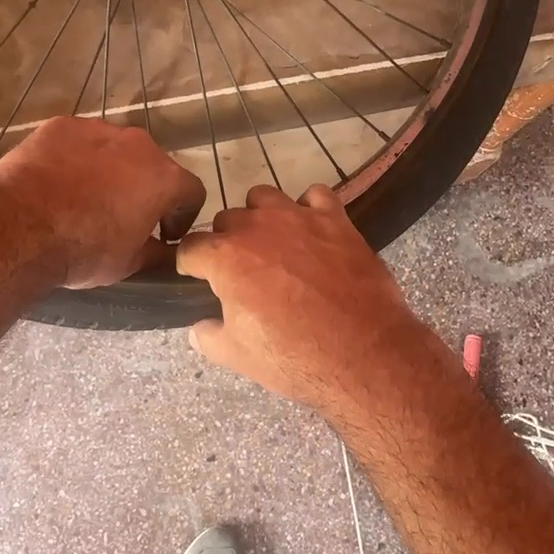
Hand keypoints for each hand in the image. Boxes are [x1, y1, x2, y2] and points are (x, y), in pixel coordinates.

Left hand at [0, 117, 205, 287]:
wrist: (18, 227)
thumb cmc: (82, 250)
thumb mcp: (129, 263)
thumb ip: (157, 252)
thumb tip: (167, 251)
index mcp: (164, 178)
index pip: (192, 192)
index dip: (182, 216)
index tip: (165, 234)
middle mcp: (138, 145)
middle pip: (152, 166)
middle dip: (144, 189)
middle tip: (123, 216)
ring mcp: (98, 129)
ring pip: (114, 150)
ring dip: (110, 170)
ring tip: (84, 198)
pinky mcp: (60, 125)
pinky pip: (78, 142)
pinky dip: (75, 159)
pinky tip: (56, 183)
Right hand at [176, 185, 438, 411]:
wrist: (363, 353)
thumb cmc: (294, 357)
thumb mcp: (237, 356)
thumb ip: (208, 336)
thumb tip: (199, 326)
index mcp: (225, 257)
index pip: (190, 247)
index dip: (190, 264)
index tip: (197, 276)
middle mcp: (257, 226)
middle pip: (226, 219)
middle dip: (226, 241)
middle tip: (241, 271)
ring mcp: (298, 217)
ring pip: (264, 197)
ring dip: (261, 216)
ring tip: (273, 243)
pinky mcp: (335, 219)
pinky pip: (315, 195)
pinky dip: (309, 208)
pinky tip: (312, 230)